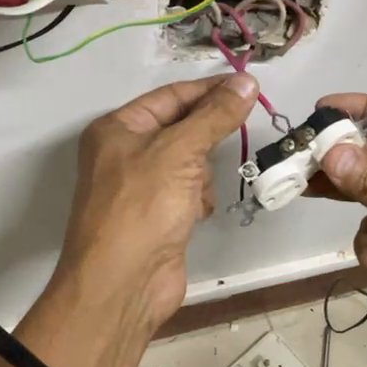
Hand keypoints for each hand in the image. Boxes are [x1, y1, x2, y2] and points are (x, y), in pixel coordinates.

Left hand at [54, 75, 260, 329]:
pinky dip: (198, 198)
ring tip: (198, 189)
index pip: (170, 95)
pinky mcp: (157, 216)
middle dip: (206, 137)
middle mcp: (124, 153)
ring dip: (202, 173)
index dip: (209, 89)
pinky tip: (196, 213)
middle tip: (239, 131)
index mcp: (117, 128)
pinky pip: (188, 192)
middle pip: (181, 127)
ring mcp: (140, 187)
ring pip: (189, 161)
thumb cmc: (142, 208)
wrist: (123, 285)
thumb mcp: (179, 152)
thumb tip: (247, 81)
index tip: (250, 86)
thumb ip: (215, 116)